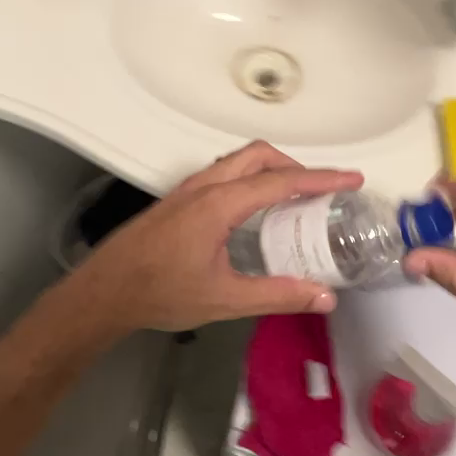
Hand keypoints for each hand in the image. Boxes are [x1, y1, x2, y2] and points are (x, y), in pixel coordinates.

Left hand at [50, 142, 362, 334]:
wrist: (104, 291)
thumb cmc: (161, 293)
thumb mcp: (224, 299)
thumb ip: (277, 295)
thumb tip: (325, 297)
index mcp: (219, 204)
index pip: (280, 181)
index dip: (321, 179)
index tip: (352, 179)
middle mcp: (205, 186)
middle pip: (259, 155)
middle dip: (297, 165)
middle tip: (324, 190)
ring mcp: (188, 189)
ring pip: (238, 160)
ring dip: (271, 169)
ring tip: (296, 198)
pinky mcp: (178, 199)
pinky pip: (224, 172)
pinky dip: (251, 178)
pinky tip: (255, 210)